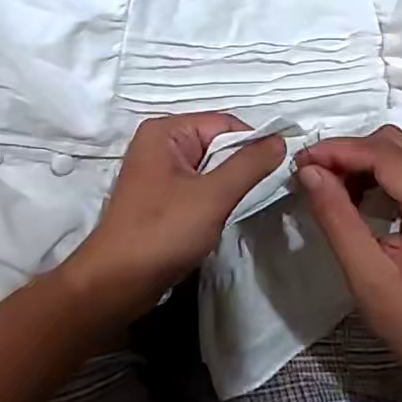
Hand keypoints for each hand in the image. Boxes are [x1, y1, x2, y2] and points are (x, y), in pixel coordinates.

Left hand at [61, 114, 285, 319]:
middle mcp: (159, 143)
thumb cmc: (163, 230)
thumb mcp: (213, 195)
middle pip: (217, 142)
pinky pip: (198, 185)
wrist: (119, 279)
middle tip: (267, 189)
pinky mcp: (161, 196)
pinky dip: (215, 197)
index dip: (254, 142)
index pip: (224, 123)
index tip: (282, 167)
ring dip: (229, 184)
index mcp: (165, 131)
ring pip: (209, 166)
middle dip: (241, 164)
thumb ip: (249, 164)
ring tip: (243, 204)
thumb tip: (280, 140)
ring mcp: (158, 171)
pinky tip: (223, 215)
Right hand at [295, 126, 401, 401]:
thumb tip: (308, 170)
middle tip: (313, 173)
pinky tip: (354, 195)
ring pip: (401, 152)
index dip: (339, 151)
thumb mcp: (366, 275)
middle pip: (396, 144)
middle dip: (349, 152)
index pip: (387, 157)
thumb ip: (336, 217)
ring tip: (330, 185)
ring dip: (361, 160)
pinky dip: (375, 173)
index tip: (301, 161)